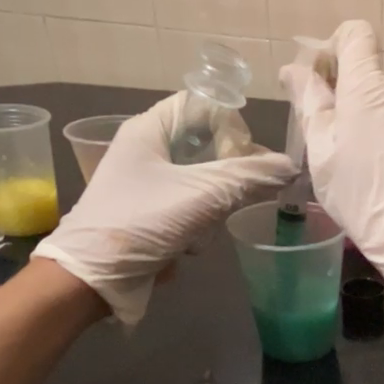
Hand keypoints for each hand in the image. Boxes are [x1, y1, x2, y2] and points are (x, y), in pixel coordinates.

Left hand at [33, 91, 295, 325]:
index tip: (249, 156)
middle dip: (228, 172)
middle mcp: (146, 150)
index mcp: (148, 130)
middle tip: (241, 193)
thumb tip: (290, 167)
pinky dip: (200, 224)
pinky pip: (192, 207)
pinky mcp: (152, 214)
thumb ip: (250, 178)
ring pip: (203, 180)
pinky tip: (194, 243)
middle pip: (206, 145)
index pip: (201, 104)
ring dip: (215, 204)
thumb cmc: (140, 223)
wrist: (93, 278)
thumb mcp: (202, 196)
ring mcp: (148, 184)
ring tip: (210, 224)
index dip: (230, 123)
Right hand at [280, 20, 383, 326]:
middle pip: (378, 83)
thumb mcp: (324, 157)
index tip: (330, 81)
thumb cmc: (366, 202)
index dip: (339, 49)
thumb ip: (311, 105)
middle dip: (362, 106)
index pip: (356, 36)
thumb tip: (297, 69)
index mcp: (368, 88)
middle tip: (353, 152)